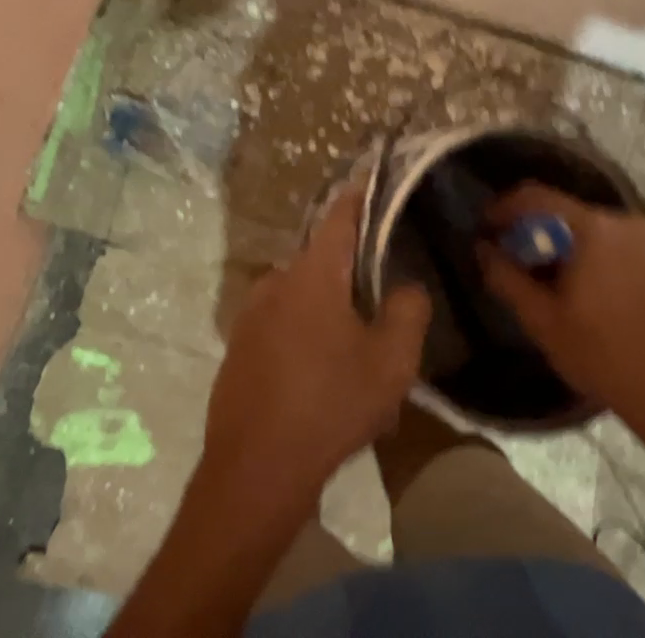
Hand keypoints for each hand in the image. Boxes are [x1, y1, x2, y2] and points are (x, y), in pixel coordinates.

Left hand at [201, 185, 432, 501]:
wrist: (255, 469)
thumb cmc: (331, 405)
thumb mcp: (392, 361)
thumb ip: (407, 310)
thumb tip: (404, 287)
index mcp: (312, 274)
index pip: (339, 216)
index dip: (360, 195)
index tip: (373, 175)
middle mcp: (274, 283)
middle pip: (321, 262)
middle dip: (351, 275)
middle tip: (382, 306)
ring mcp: (248, 317)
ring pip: (300, 299)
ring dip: (327, 315)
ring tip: (355, 357)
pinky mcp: (236, 350)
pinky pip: (280, 329)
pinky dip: (303, 340)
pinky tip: (321, 381)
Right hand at [478, 183, 644, 444]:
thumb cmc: (605, 356)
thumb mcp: (543, 321)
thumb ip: (507, 277)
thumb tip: (484, 248)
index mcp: (592, 228)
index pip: (534, 196)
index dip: (501, 209)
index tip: (484, 232)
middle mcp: (622, 223)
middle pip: (562, 212)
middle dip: (530, 233)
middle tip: (511, 266)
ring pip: (587, 232)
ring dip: (559, 249)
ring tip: (544, 287)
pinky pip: (611, 248)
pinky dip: (587, 260)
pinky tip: (582, 298)